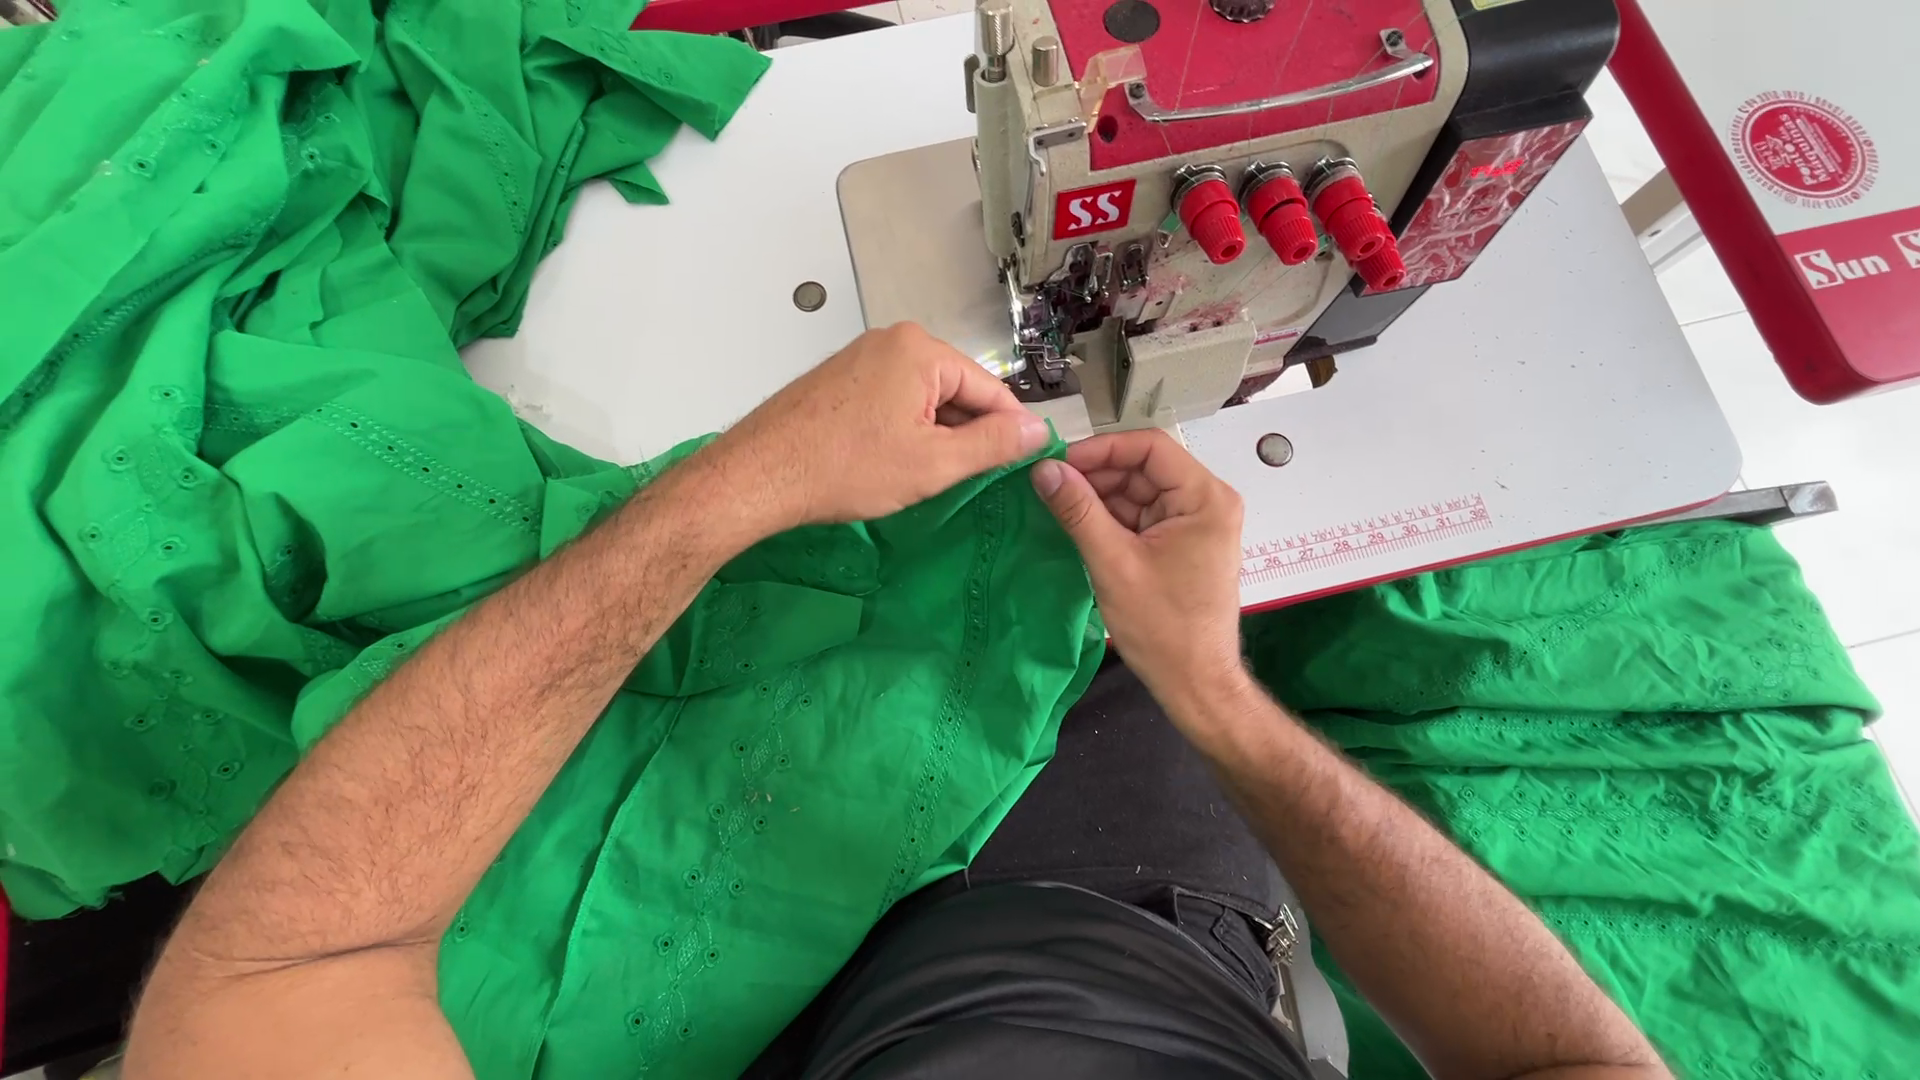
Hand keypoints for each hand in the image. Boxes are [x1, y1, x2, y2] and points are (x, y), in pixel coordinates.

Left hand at [700, 323, 1051, 529]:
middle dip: (964, 433)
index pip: (991, 388)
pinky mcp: (841, 378)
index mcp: (921, 349)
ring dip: (933, 434)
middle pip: (956, 389)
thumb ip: (994, 444)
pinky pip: (893, 399)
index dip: (1008, 430)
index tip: (1017, 464)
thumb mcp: (934, 462)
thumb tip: (1039, 430)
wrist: (760, 475)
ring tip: (919, 474)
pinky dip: (903, 429)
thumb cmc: (848, 469)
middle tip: (957, 478)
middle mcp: (892, 341)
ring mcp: (862, 356)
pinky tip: (891, 461)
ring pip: (924, 398)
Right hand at [1030, 430, 1248, 714]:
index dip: (1101, 449)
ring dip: (1098, 498)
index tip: (1058, 463)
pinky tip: (1077, 526)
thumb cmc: (1162, 626)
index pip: (1150, 447)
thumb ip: (1078, 510)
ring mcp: (1194, 523)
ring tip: (1056, 506)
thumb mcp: (1113, 563)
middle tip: (1049, 487)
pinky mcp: (1180, 544)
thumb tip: (1043, 469)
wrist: (1195, 683)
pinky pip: (1140, 517)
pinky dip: (1109, 519)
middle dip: (1096, 476)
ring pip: (1138, 492)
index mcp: (1205, 498)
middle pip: (1143, 468)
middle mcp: (1207, 502)